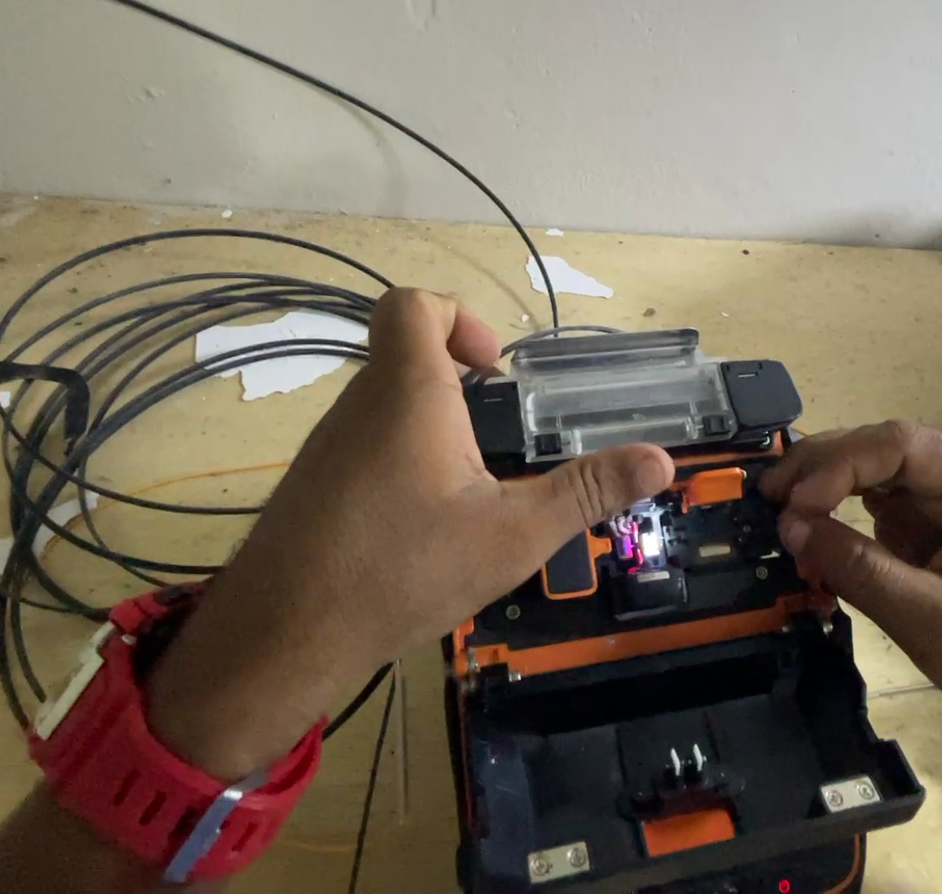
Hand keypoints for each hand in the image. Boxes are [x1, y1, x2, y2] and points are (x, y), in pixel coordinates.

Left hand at [145, 290, 674, 776]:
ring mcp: (329, 443)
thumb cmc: (404, 570)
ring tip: (468, 483)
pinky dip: (403, 455)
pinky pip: (365, 442)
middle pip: (405, 352)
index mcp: (409, 392)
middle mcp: (361, 403)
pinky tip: (424, 521)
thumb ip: (587, 491)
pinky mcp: (314, 481)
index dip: (457, 316)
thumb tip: (660, 460)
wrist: (281, 639)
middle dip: (457, 377)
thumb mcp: (514, 533)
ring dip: (432, 420)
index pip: (412, 303)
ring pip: (386, 401)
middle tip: (496, 433)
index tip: (493, 369)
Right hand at [759, 420, 941, 734]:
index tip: (796, 505)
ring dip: (822, 482)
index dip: (841, 465)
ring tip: (777, 505)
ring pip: (871, 469)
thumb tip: (789, 527)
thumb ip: (862, 571)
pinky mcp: (927, 528)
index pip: (903, 446)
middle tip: (769, 495)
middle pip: (882, 448)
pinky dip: (833, 511)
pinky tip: (806, 526)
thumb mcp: (937, 623)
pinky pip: (872, 503)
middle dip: (822, 466)